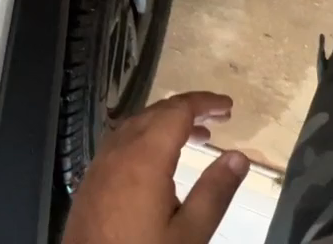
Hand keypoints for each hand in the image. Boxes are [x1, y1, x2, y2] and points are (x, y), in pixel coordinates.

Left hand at [63, 92, 251, 243]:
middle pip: (157, 111)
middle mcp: (121, 147)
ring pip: (138, 123)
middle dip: (189, 109)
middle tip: (220, 118)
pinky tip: (160, 158)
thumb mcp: (189, 234)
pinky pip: (124, 139)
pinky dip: (148, 136)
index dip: (205, 102)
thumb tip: (239, 157)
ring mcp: (103, 160)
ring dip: (168, 122)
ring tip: (198, 136)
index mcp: (146, 154)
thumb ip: (214, 193)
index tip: (229, 105)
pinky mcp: (94, 175)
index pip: (178, 110)